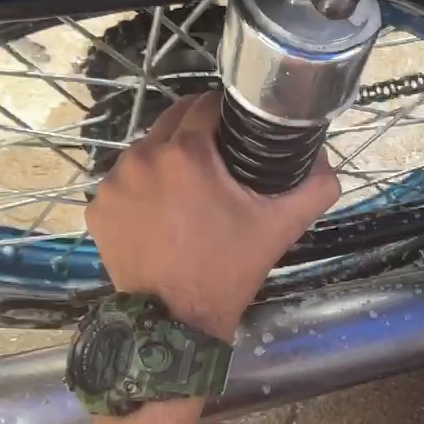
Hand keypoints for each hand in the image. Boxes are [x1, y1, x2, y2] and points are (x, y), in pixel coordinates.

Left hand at [86, 92, 338, 338]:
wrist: (176, 320)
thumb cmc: (231, 268)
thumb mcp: (283, 226)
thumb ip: (315, 187)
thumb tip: (326, 160)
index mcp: (186, 154)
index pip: (205, 104)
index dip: (228, 111)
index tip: (242, 131)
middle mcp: (141, 158)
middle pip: (172, 121)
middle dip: (198, 132)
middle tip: (224, 161)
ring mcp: (113, 184)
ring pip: (147, 151)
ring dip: (170, 159)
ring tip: (193, 191)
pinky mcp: (98, 208)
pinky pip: (126, 183)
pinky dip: (146, 189)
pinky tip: (165, 214)